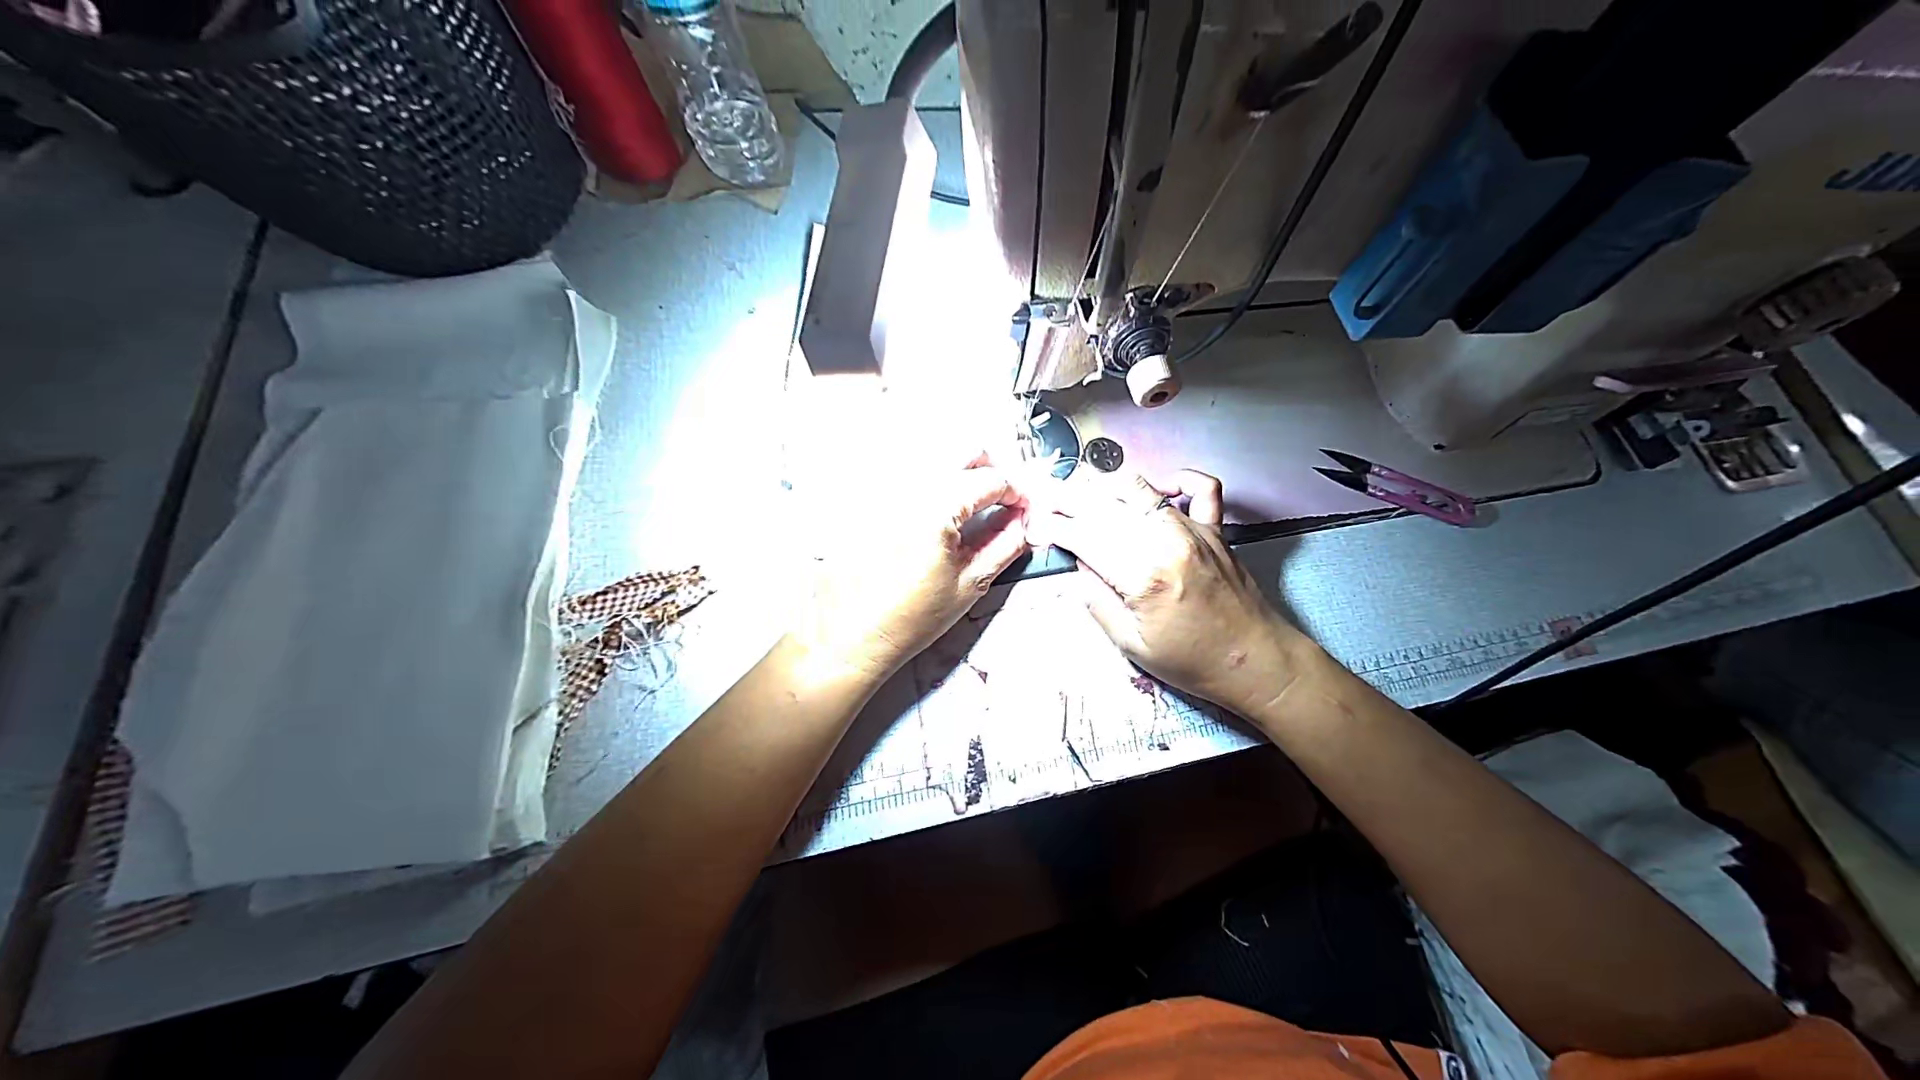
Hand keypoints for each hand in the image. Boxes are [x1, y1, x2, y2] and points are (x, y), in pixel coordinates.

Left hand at [795, 454, 1030, 684]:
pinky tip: (930, 515)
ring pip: (934, 457)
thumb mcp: (970, 584)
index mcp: (936, 507)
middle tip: (999, 500)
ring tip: (967, 510)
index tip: (1021, 508)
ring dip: (959, 474)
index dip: (1016, 492)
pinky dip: (928, 485)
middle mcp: (907, 487)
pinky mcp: (865, 498)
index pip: (992, 478)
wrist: (850, 635)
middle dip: (990, 470)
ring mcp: (883, 489)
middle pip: (963, 449)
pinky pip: (904, 473)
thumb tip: (1020, 521)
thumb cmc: (905, 619)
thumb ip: (1005, 545)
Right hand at [1023, 469, 1315, 718]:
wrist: (1257, 663)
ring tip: (1085, 489)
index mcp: (1143, 577)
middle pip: (1107, 506)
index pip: (1086, 536)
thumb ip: (1099, 602)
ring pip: (1143, 491)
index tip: (1039, 525)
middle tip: (1050, 499)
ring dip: (1108, 486)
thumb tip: (1080, 566)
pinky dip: (1180, 480)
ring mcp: (1195, 532)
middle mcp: (1167, 543)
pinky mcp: (1217, 531)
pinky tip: (1160, 487)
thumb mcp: (1132, 645)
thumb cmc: (1192, 662)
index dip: (1056, 527)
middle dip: (1071, 499)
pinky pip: (1203, 489)